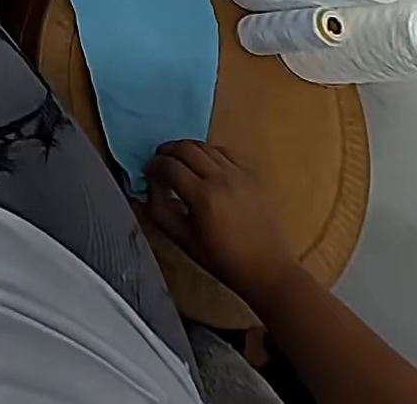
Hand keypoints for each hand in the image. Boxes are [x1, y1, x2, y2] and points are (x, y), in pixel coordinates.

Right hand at [145, 140, 303, 297]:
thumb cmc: (222, 259)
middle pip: (185, 148)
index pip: (169, 166)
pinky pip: (224, 151)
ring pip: (204, 146)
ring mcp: (238, 174)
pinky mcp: (251, 174)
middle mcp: (220, 178)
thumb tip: (150, 185)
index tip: (148, 172)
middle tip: (159, 160)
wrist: (268, 270)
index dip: (153, 165)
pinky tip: (204, 163)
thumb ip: (160, 210)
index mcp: (203, 197)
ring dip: (186, 149)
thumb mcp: (183, 240)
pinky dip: (208, 151)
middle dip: (166, 150)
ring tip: (178, 160)